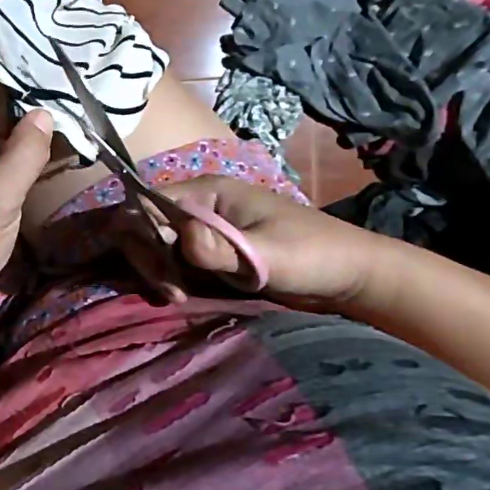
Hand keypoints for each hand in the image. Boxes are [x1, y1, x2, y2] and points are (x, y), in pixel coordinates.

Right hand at [154, 176, 382, 308]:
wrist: (346, 275)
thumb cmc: (312, 254)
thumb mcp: (268, 254)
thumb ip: (223, 247)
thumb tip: (181, 238)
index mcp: (211, 192)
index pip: (150, 202)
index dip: (142, 233)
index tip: (161, 271)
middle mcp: (201, 206)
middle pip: (147, 223)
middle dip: (148, 257)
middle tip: (170, 292)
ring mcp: (205, 230)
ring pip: (157, 244)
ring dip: (157, 270)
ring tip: (176, 297)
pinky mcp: (212, 253)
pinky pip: (175, 260)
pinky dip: (169, 277)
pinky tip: (180, 296)